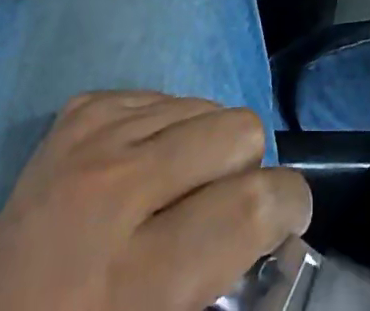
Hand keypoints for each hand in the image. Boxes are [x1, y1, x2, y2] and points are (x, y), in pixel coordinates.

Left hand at [0, 91, 311, 310]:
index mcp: (135, 275)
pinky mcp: (80, 110)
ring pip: (206, 104)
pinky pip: (165, 94)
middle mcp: (111, 190)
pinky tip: (143, 166)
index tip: (285, 220)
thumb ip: (226, 270)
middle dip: (247, 167)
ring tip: (176, 187)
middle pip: (238, 130)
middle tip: (220, 205)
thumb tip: (276, 218)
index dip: (290, 204)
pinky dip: (168, 127)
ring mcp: (90, 138)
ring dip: (207, 145)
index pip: (251, 204)